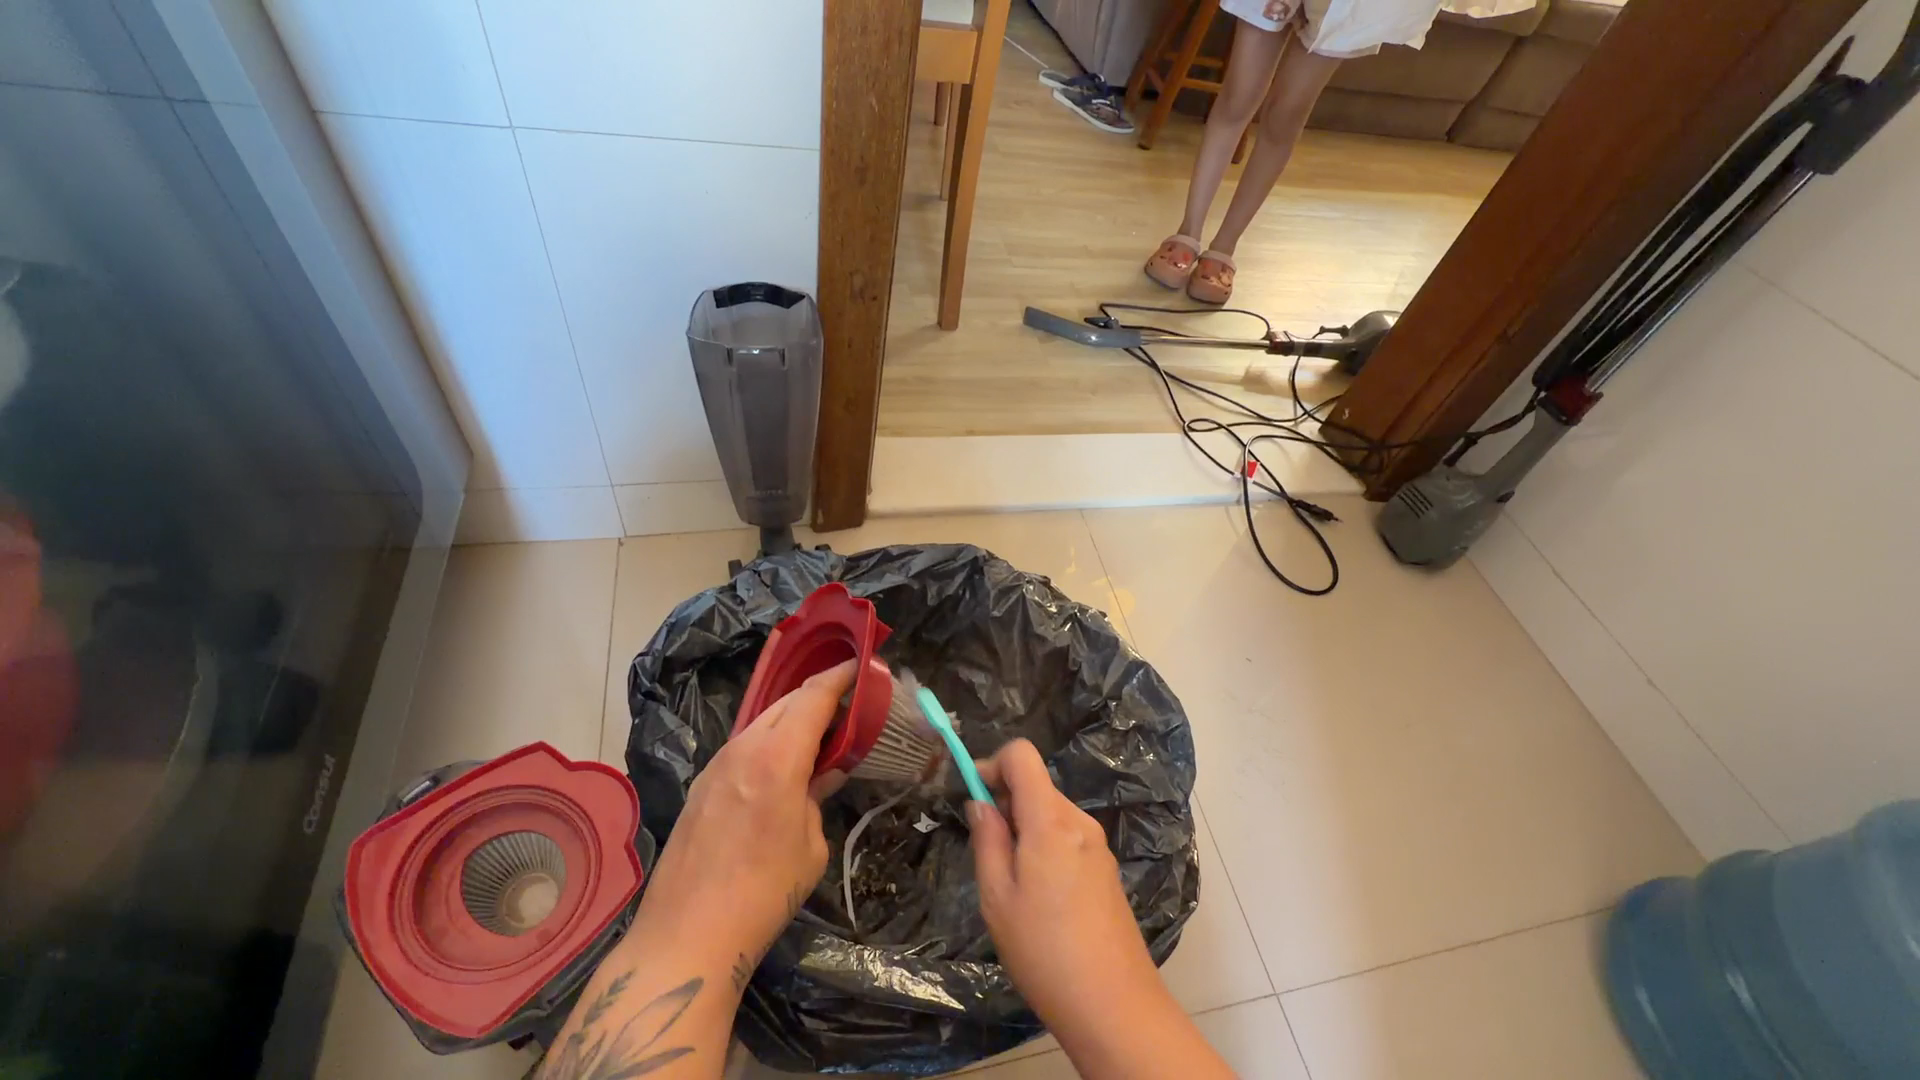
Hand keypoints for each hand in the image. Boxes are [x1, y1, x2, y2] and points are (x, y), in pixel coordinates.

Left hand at [625, 658, 855, 983]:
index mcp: (775, 758)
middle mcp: (741, 749)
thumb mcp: (810, 846)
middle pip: (785, 702)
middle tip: (849, 701)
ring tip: (821, 733)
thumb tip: (824, 773)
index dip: (840, 677)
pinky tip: (783, 764)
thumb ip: (818, 796)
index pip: (813, 697)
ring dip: (792, 718)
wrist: (687, 935)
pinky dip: (769, 741)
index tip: (862, 665)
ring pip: (761, 722)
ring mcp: (715, 766)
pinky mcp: (700, 786)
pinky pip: (743, 747)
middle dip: (818, 694)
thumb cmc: (763, 893)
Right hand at [966, 739, 1165, 1033]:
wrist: (1114, 1005)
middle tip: (986, 852)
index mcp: (1051, 821)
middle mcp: (1079, 822)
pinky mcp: (1107, 869)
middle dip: (1006, 804)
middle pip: (1036, 786)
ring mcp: (1098, 845)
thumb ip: (987, 840)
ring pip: (1051, 813)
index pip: (1023, 755)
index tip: (973, 798)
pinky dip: (1045, 847)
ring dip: (1024, 829)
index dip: (992, 765)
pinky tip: (1039, 897)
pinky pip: (1068, 838)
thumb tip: (981, 802)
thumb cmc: (1044, 951)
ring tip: (1010, 883)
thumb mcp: (997, 897)